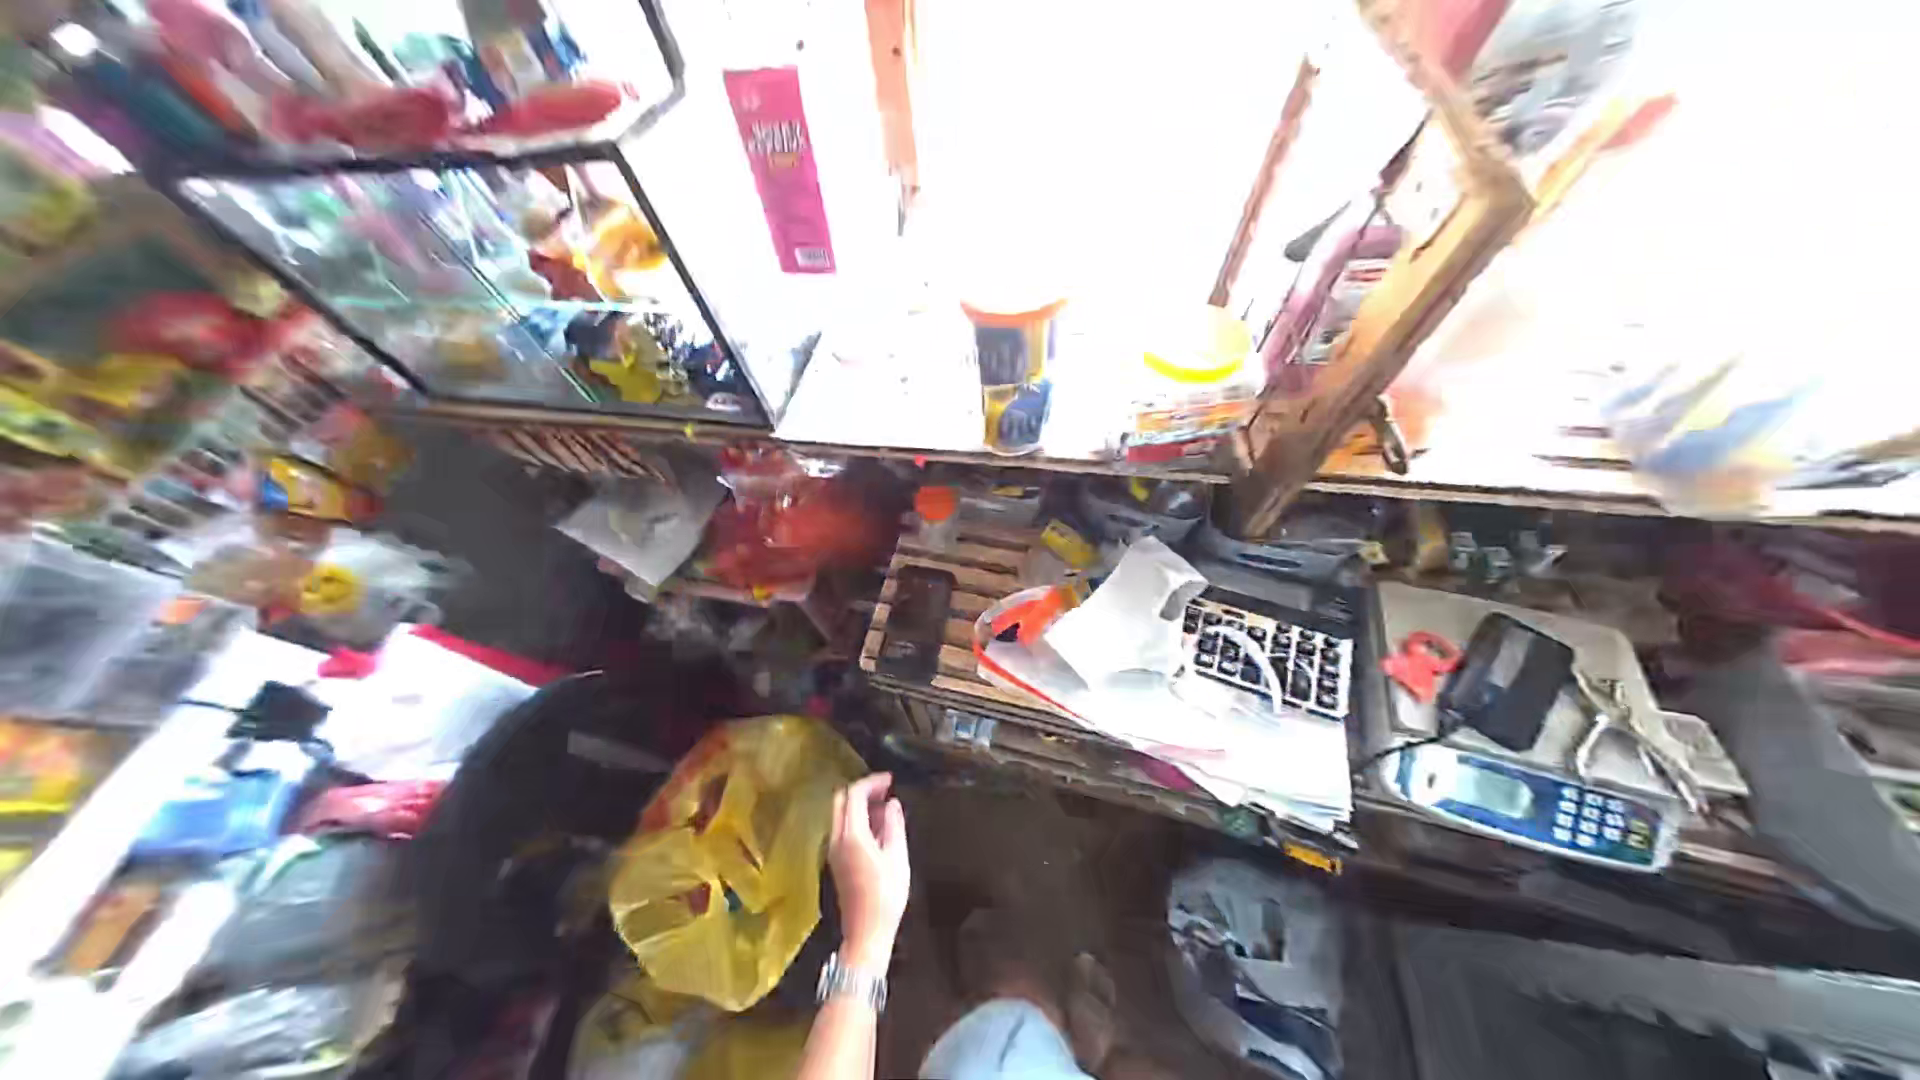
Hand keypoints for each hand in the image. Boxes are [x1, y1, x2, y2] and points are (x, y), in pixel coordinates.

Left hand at [828, 773, 909, 971]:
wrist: (866, 934)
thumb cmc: (886, 896)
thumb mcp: (897, 857)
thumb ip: (894, 825)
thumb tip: (892, 804)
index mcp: (852, 835)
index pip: (854, 794)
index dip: (872, 782)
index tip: (890, 780)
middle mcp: (836, 839)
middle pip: (841, 800)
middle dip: (862, 789)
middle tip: (886, 790)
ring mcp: (834, 850)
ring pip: (840, 814)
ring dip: (859, 804)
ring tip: (885, 807)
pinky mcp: (836, 861)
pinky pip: (843, 828)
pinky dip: (857, 818)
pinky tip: (877, 827)